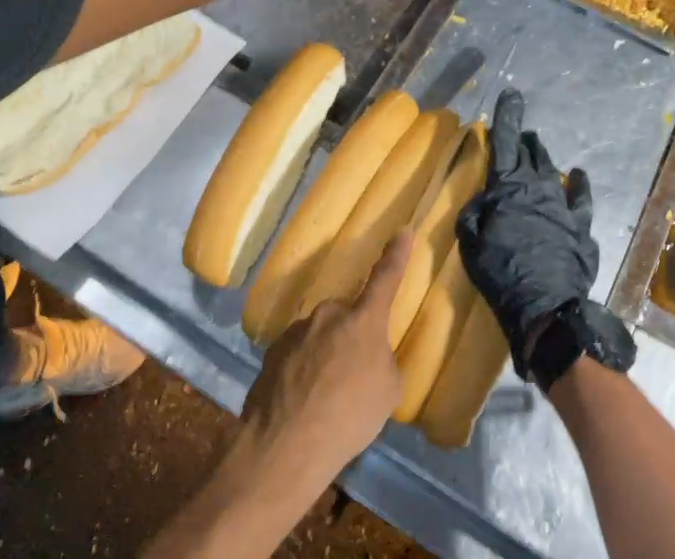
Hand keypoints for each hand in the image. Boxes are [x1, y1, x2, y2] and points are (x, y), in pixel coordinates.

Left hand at [239, 231, 413, 479]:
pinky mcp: (271, 351)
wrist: (286, 444)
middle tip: (352, 376)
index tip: (403, 230)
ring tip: (322, 398)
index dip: (396, 255)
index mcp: (364, 321)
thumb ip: (381, 362)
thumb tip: (368, 357)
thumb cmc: (350, 416)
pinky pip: (296, 354)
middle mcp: (329, 315)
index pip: (385, 279)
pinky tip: (300, 402)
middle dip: (350, 337)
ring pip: (319, 336)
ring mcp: (296, 331)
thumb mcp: (387, 391)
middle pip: (346, 317)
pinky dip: (300, 371)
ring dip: (323, 356)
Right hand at [456, 89, 598, 374]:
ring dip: (545, 160)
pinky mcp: (582, 228)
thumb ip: (474, 213)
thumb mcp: (469, 242)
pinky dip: (578, 186)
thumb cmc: (499, 272)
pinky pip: (581, 200)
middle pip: (531, 154)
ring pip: (554, 172)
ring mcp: (564, 207)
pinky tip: (578, 177)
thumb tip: (484, 198)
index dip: (506, 115)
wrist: (545, 307)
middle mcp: (539, 187)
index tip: (511, 93)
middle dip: (524, 140)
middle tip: (520, 135)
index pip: (505, 141)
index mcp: (509, 186)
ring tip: (540, 152)